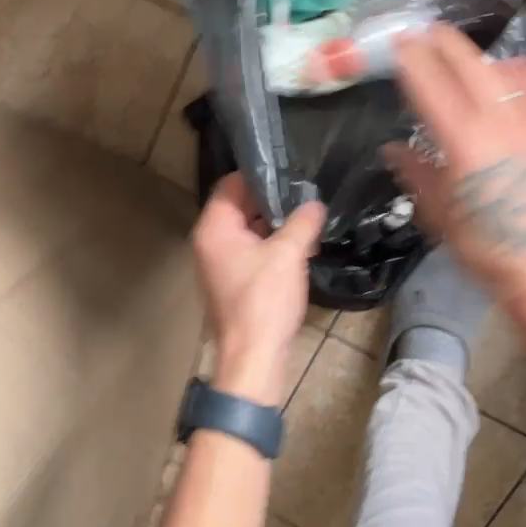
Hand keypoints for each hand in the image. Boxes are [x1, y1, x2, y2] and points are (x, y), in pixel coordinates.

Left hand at [190, 175, 326, 405]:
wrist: (253, 358)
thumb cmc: (265, 301)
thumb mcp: (289, 254)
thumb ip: (302, 222)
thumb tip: (315, 204)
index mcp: (214, 229)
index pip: (231, 185)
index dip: (258, 174)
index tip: (288, 168)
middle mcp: (210, 242)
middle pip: (238, 206)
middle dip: (270, 199)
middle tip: (303, 189)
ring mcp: (219, 263)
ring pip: (246, 230)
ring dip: (273, 223)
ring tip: (306, 214)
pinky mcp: (232, 282)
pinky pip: (251, 251)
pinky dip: (270, 244)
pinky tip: (299, 243)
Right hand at [384, 26, 525, 302]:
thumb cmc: (481, 244)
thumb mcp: (437, 210)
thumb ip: (414, 170)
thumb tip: (392, 148)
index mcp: (461, 140)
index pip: (430, 82)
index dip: (411, 57)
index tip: (397, 42)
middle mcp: (496, 122)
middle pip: (467, 63)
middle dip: (441, 42)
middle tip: (421, 33)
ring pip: (500, 70)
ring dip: (474, 56)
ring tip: (457, 54)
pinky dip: (517, 73)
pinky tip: (506, 72)